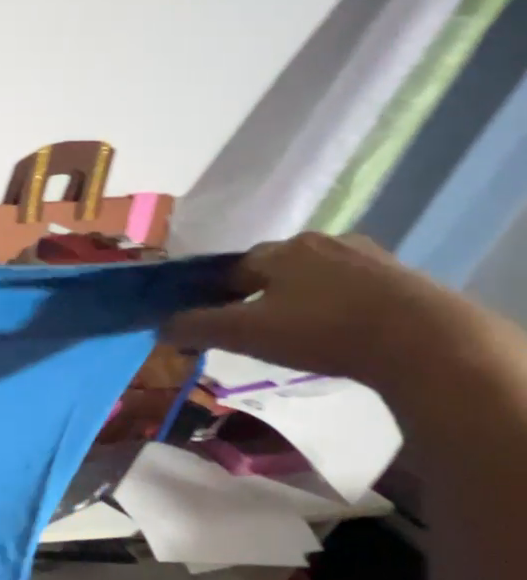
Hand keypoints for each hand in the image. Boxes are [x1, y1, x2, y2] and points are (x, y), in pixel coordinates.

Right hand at [162, 232, 493, 390]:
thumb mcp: (242, 333)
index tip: (209, 325)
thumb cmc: (318, 330)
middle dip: (254, 296)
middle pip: (272, 269)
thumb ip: (195, 327)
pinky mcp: (394, 275)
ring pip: (309, 277)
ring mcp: (363, 255)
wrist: (419, 338)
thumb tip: (160, 325)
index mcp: (281, 250)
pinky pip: (343, 287)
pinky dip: (327, 305)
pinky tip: (328, 331)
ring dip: (292, 300)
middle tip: (247, 333)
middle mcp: (321, 242)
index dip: (214, 296)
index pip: (232, 269)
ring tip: (288, 334)